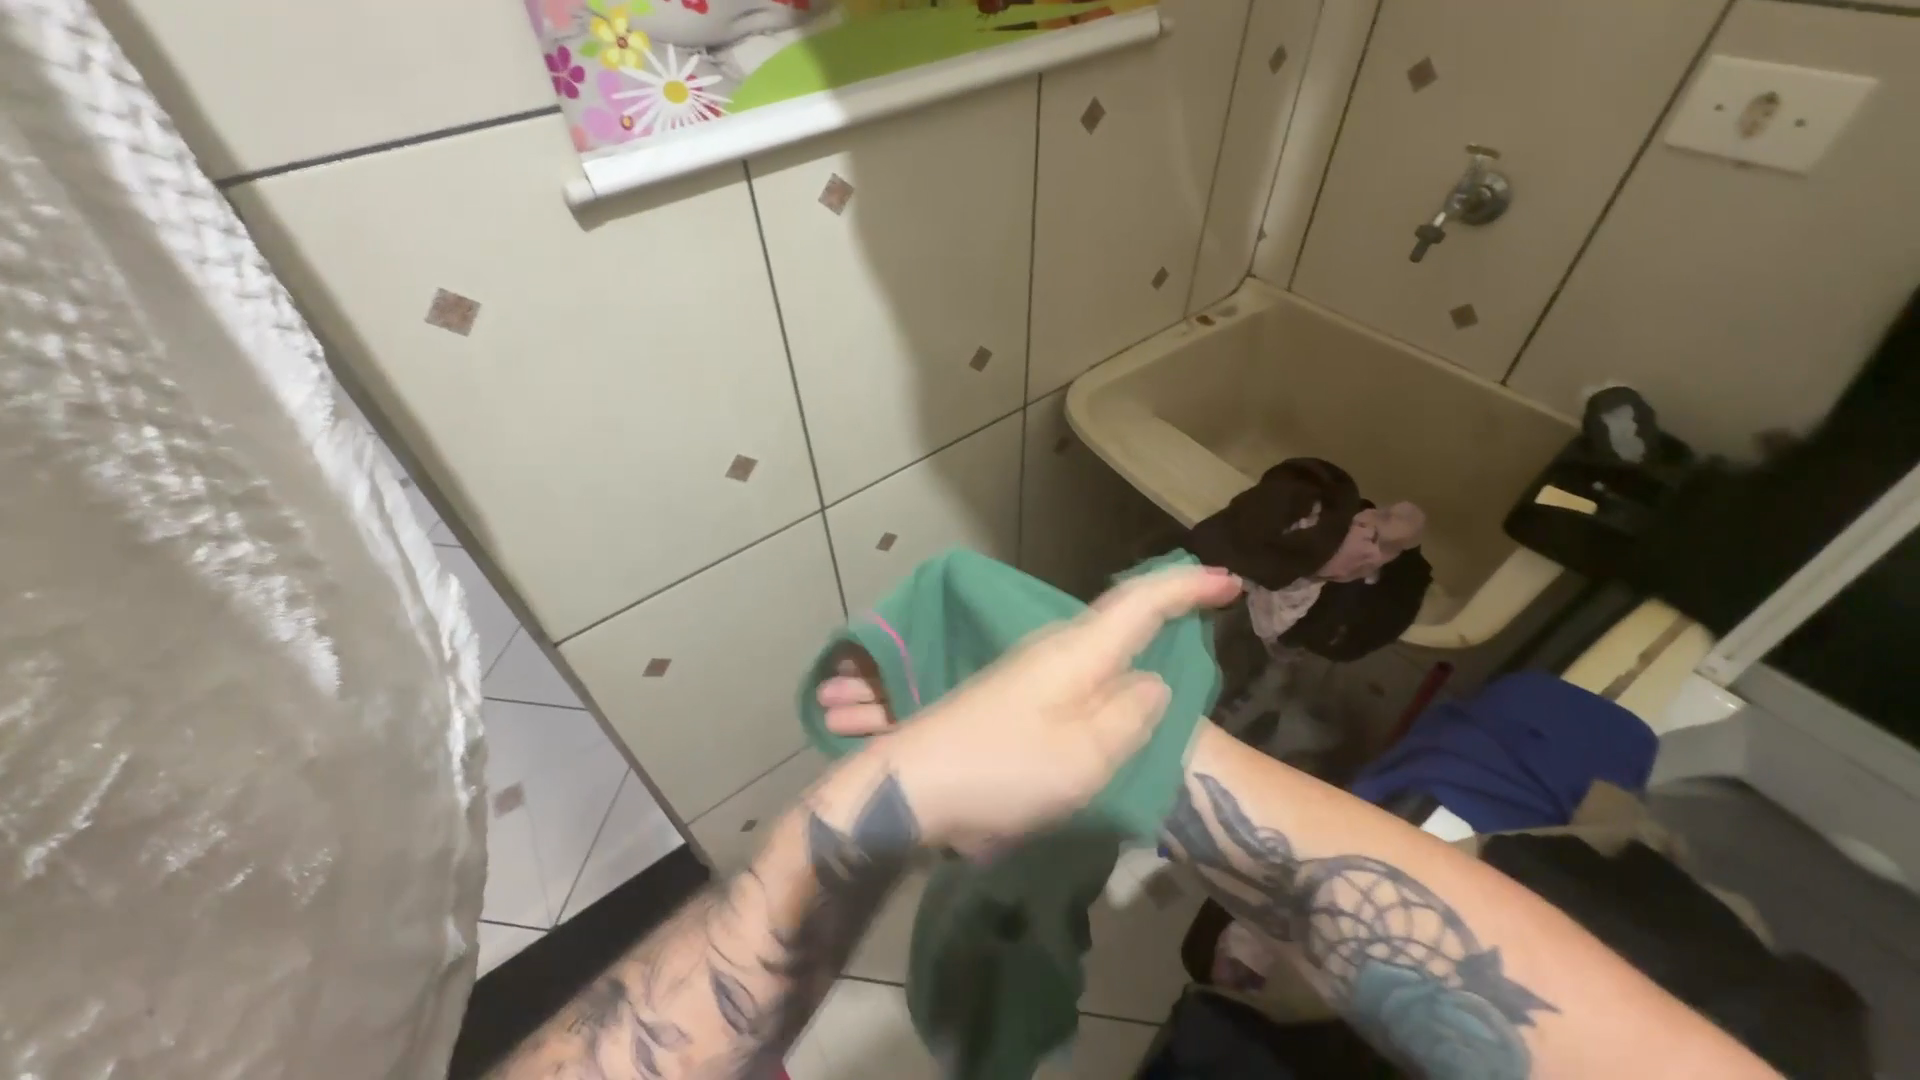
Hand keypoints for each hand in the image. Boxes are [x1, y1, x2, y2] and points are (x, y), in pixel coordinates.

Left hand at [819, 565, 1241, 848]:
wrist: (911, 787)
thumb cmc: (1002, 770)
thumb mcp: (1084, 756)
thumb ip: (1130, 716)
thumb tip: (1152, 683)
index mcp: (1077, 653)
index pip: (1140, 602)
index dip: (1186, 587)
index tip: (1230, 581)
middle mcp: (1052, 649)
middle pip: (1119, 617)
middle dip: (1165, 609)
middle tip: (1209, 612)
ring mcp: (1027, 671)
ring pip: (1097, 648)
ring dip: (1137, 645)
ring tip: (1173, 657)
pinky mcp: (1012, 697)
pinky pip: (1077, 677)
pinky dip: (1108, 678)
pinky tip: (1113, 705)